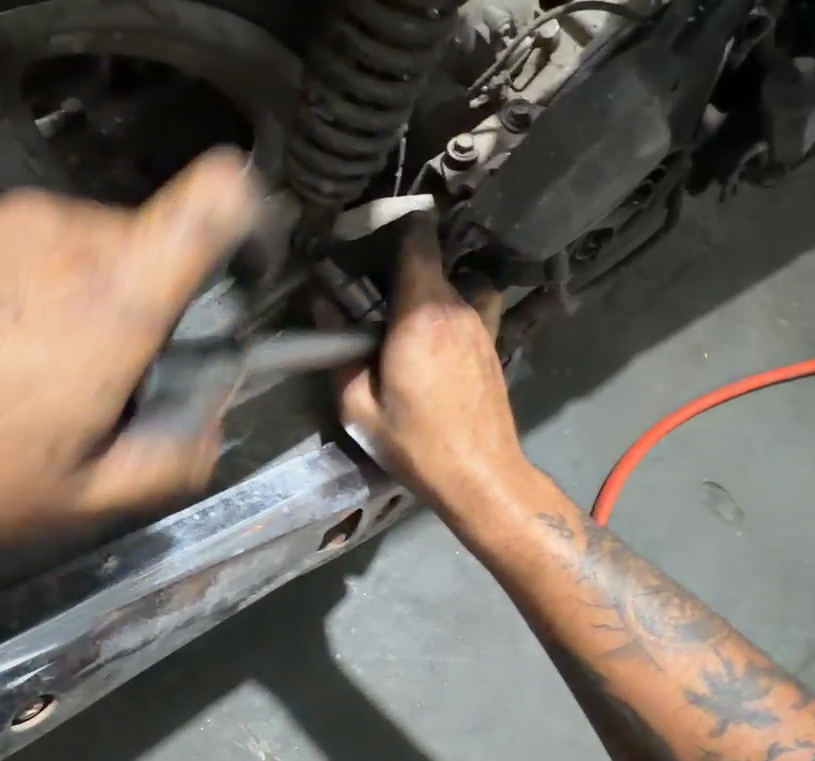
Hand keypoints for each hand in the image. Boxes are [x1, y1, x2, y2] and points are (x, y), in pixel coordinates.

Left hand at [0, 151, 258, 584]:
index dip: (243, 217)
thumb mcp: (76, 498)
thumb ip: (170, 460)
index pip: (211, 202)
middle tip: (90, 384)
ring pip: (57, 247)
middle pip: (133, 244)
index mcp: (111, 297)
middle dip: (136, 305)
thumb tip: (206, 430)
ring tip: (1, 382)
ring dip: (59, 302)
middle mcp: (47, 234)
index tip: (235, 260)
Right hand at [336, 215, 526, 511]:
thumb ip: (338, 356)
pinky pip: (466, 307)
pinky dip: (444, 311)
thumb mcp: (359, 411)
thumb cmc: (418, 447)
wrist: (483, 477)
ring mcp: (481, 323)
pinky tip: (429, 339)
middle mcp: (457, 307)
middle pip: (427, 262)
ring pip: (447, 286)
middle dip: (396, 269)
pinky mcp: (492, 342)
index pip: (416, 238)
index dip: (388, 229)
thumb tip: (322, 308)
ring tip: (395, 322)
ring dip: (420, 294)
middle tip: (366, 293)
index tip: (364, 243)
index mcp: (421, 315)